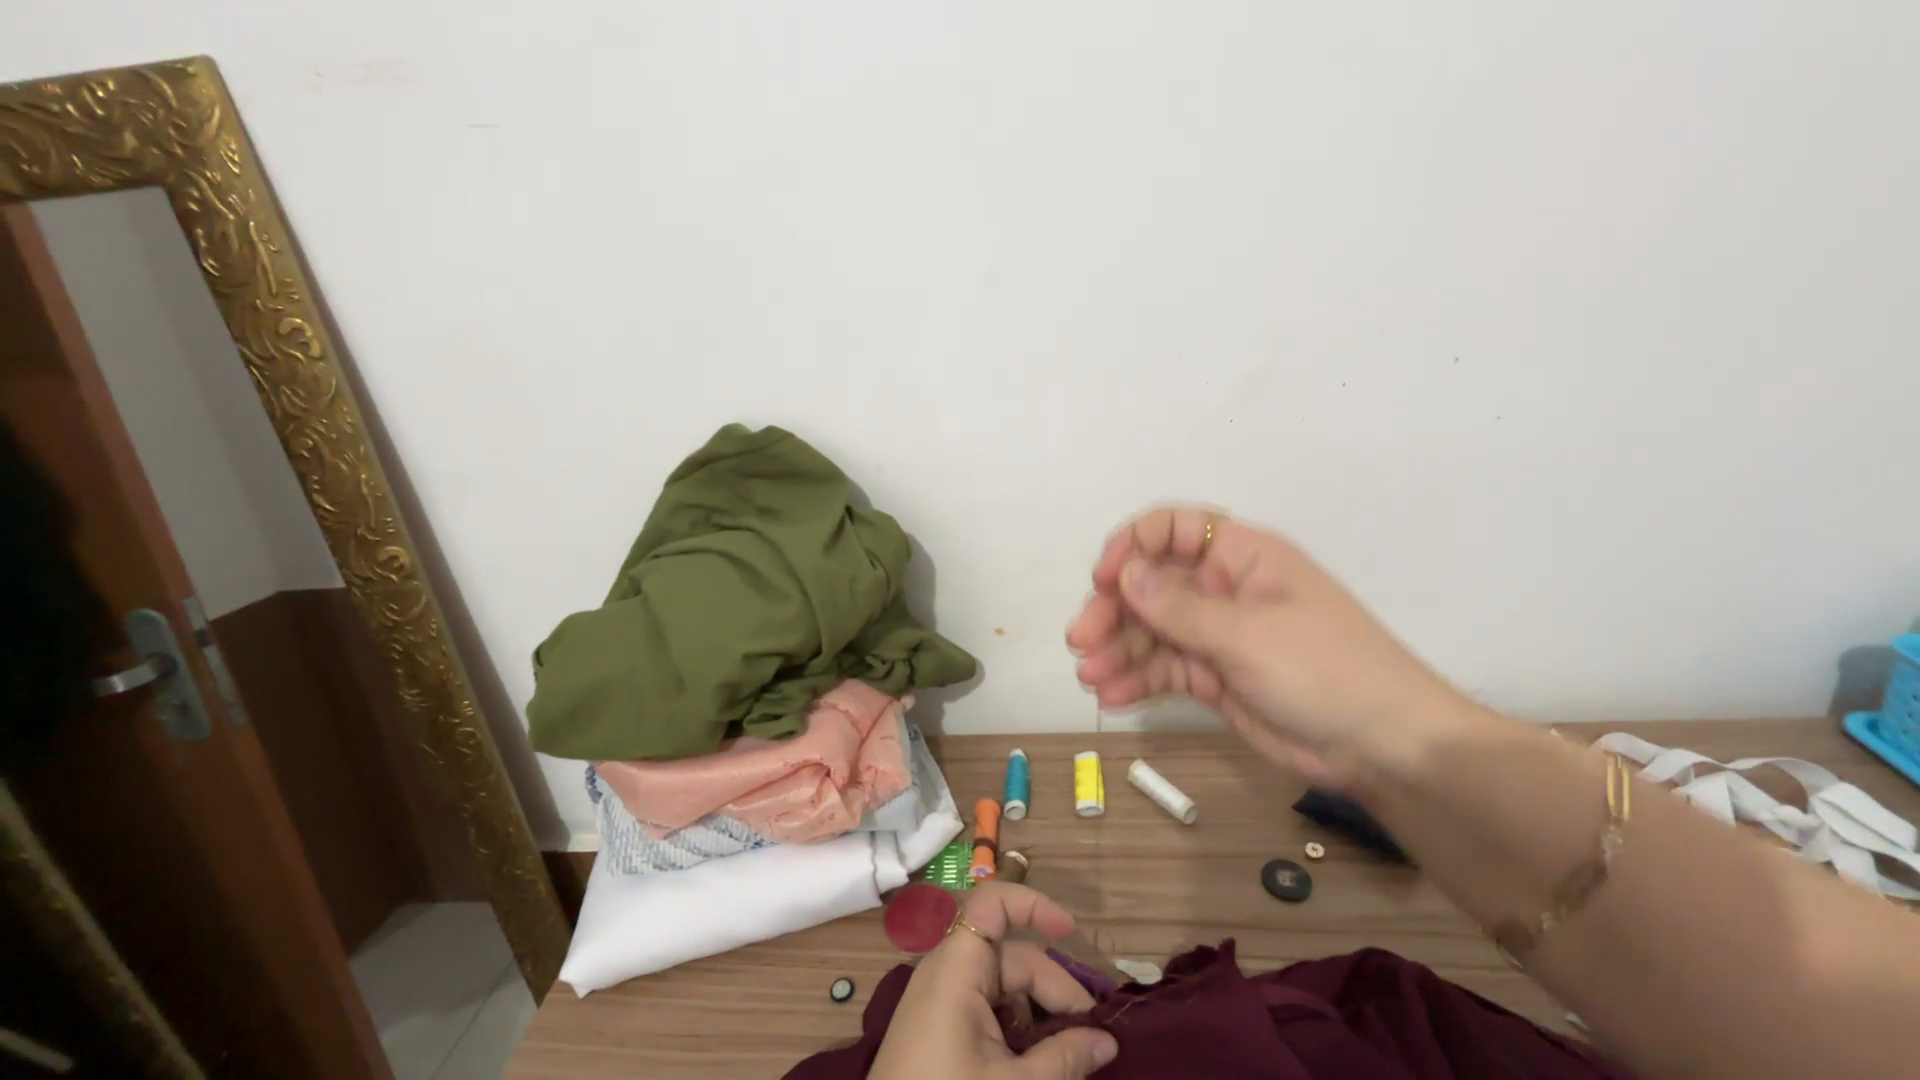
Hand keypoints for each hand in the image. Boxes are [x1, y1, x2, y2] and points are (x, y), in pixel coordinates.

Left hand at [869, 884, 1119, 1079]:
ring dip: (1039, 1008)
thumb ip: (1063, 1059)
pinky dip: (1017, 1021)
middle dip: (1054, 986)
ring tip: (1071, 1049)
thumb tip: (1106, 1040)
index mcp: (956, 971)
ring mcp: (940, 999)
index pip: (992, 904)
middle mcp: (946, 973)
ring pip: (1001, 982)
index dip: (1034, 905)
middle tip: (1093, 1035)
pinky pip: (986, 1004)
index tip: (1073, 933)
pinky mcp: (938, 1025)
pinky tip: (1039, 1056)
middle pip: (1010, 954)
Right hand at [1065, 507, 1477, 784]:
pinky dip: (1138, 680)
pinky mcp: (1217, 679)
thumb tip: (1124, 573)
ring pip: (1153, 632)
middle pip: (1152, 586)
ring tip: (1091, 678)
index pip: (1175, 530)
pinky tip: (1112, 697)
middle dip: (1114, 610)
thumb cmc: (1326, 671)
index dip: (1133, 546)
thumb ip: (1179, 607)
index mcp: (1243, 557)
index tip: (1103, 579)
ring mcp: (1220, 637)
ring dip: (1118, 650)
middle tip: (1081, 642)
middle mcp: (1226, 590)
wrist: (1384, 747)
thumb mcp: (1248, 635)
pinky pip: (1166, 670)